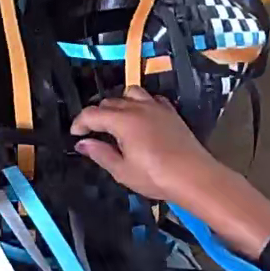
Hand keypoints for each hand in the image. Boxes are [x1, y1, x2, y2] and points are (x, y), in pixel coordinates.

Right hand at [69, 86, 233, 202]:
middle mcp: (138, 108)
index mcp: (122, 121)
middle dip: (97, 114)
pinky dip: (140, 103)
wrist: (194, 177)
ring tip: (115, 120)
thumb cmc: (156, 177)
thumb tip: (83, 144)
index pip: (92, 114)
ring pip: (130, 93)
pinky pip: (150, 98)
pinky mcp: (170, 112)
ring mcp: (156, 107)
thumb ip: (100, 153)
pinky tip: (140, 117)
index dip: (80, 123)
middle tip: (93, 132)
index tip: (75, 134)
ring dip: (118, 103)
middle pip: (109, 102)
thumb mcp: (122, 171)